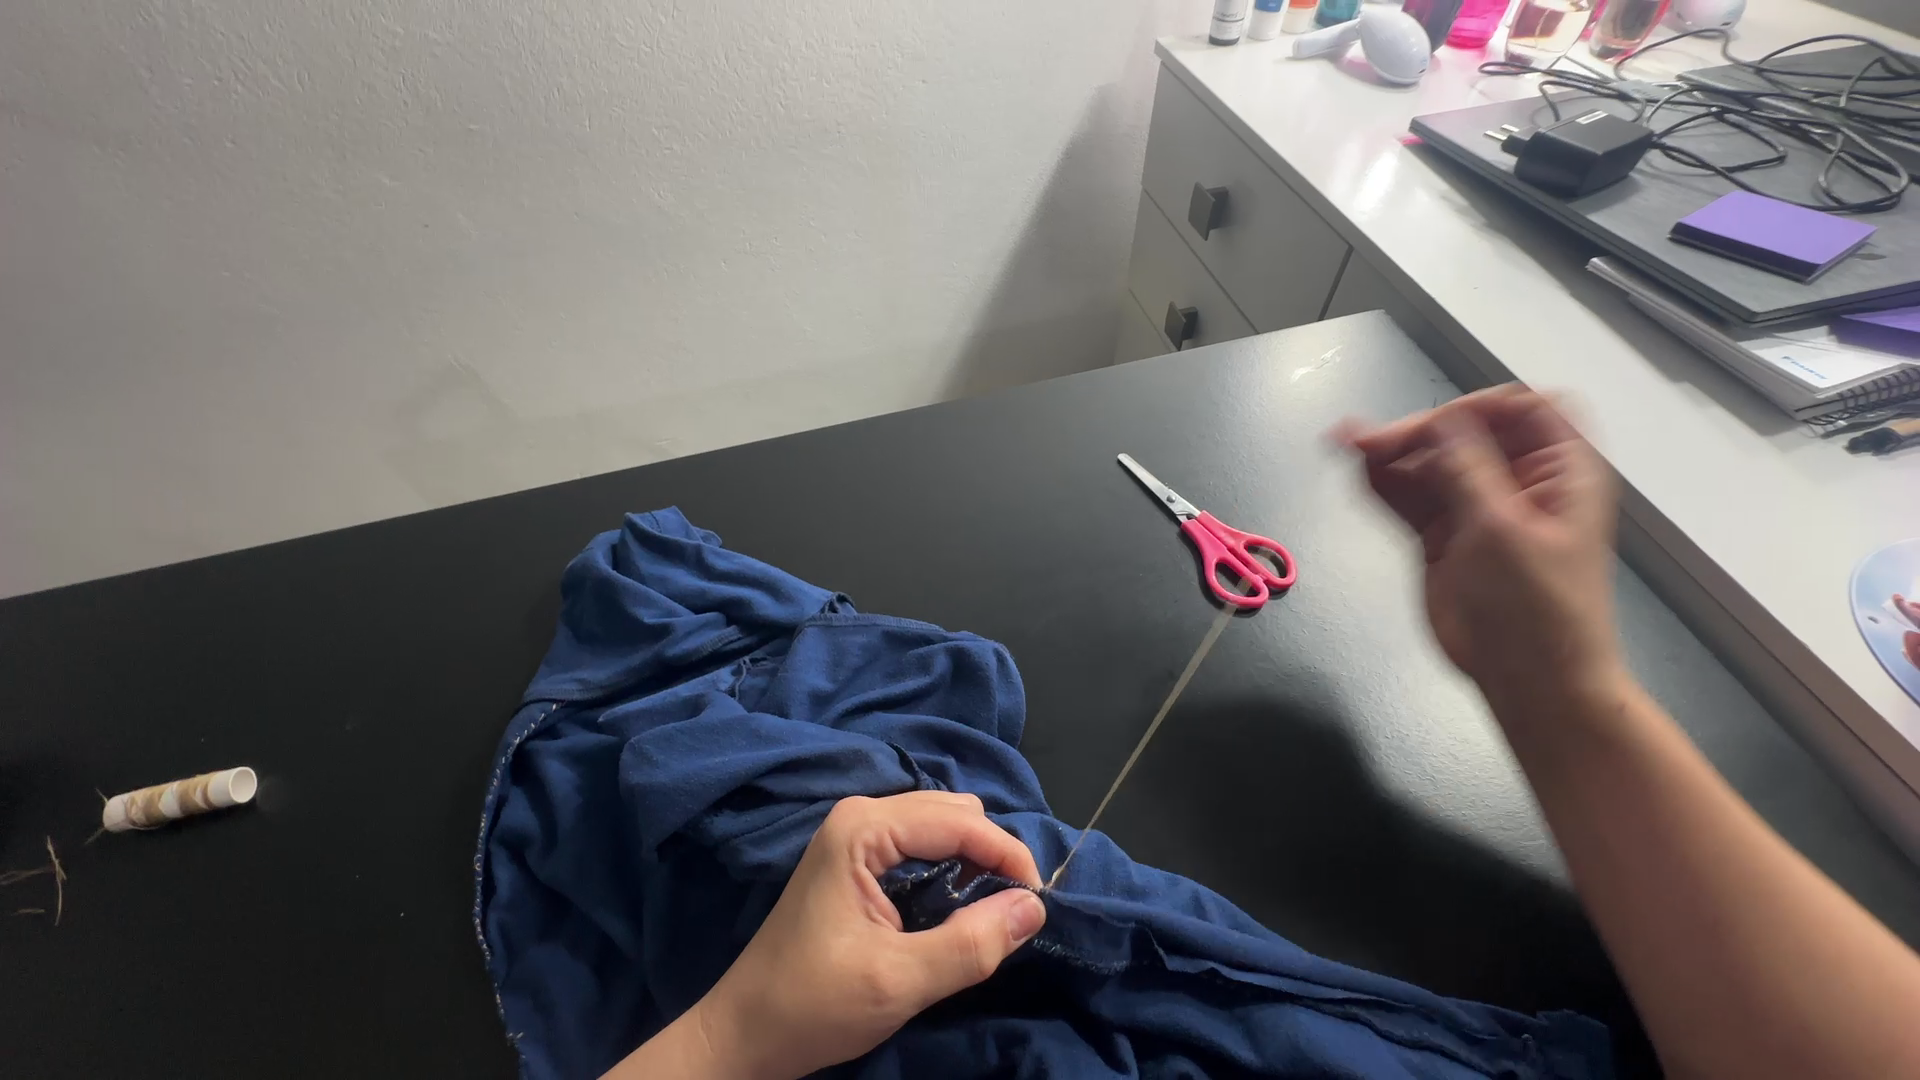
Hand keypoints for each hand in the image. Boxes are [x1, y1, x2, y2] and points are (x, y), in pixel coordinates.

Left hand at [659, 791, 1047, 1079]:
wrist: (747, 1033)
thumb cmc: (813, 1005)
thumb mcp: (898, 983)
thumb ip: (970, 945)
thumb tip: (1035, 907)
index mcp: (864, 828)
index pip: (958, 821)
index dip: (1006, 855)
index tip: (1038, 903)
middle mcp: (862, 814)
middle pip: (953, 812)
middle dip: (990, 854)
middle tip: (1012, 911)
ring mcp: (858, 831)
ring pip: (942, 824)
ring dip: (973, 861)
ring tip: (987, 912)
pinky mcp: (860, 854)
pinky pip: (924, 842)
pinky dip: (951, 867)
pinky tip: (955, 906)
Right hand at [1340, 385, 1621, 711]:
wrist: (1527, 679)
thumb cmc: (1536, 606)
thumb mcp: (1504, 530)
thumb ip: (1469, 470)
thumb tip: (1441, 420)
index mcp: (1558, 471)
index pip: (1522, 410)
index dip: (1476, 408)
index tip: (1431, 427)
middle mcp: (1516, 483)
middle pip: (1461, 435)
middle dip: (1415, 433)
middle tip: (1367, 444)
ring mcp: (1473, 511)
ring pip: (1427, 466)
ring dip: (1388, 455)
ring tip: (1344, 446)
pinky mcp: (1439, 538)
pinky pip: (1407, 500)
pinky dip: (1381, 486)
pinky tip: (1356, 474)